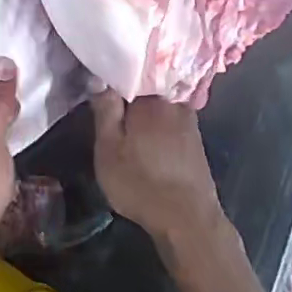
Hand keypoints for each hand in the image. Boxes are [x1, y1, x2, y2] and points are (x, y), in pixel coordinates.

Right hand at [90, 92, 225, 244]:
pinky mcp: (195, 136)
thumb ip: (105, 111)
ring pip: (158, 102)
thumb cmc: (141, 184)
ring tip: (127, 122)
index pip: (127, 72)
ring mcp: (188, 118)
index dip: (110, 78)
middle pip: (145, 86)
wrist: (187, 218)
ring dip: (143, 109)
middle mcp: (173, 100)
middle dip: (128, 92)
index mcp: (149, 98)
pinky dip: (157, 122)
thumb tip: (99, 78)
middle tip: (108, 106)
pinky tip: (148, 136)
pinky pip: (169, 117)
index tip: (97, 87)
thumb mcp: (108, 150)